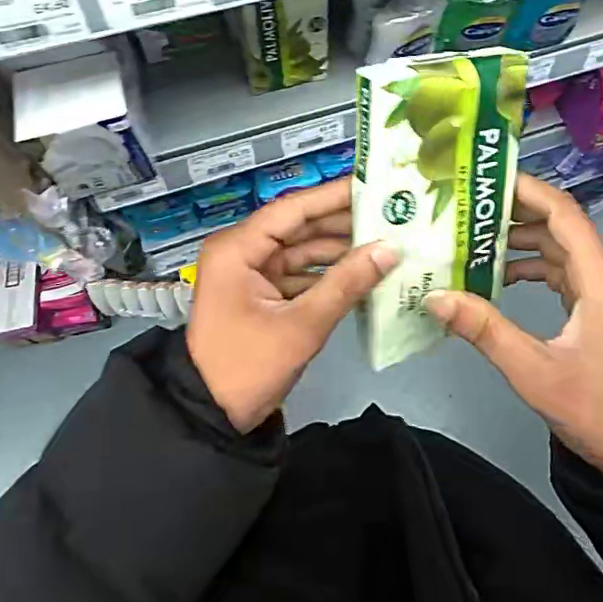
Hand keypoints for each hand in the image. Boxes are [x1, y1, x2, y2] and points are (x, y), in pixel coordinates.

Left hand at [187, 179, 398, 433]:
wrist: (211, 416)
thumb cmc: (248, 367)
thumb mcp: (301, 326)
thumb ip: (346, 284)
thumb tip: (390, 249)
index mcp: (238, 248)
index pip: (292, 209)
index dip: (333, 196)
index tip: (373, 185)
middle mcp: (241, 250)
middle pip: (298, 227)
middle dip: (343, 223)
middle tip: (391, 213)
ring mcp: (250, 272)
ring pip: (301, 249)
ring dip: (339, 249)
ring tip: (387, 240)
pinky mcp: (260, 292)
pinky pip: (299, 272)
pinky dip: (328, 274)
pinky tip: (364, 271)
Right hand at [426, 175, 602, 483]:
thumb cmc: (597, 408)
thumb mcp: (533, 371)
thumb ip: (485, 329)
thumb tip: (435, 295)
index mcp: (599, 279)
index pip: (562, 213)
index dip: (526, 190)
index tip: (483, 179)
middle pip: (558, 223)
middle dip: (512, 210)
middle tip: (464, 206)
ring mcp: (600, 290)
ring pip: (557, 245)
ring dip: (517, 237)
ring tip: (470, 235)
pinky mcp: (594, 307)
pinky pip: (558, 269)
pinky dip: (527, 264)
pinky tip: (495, 274)